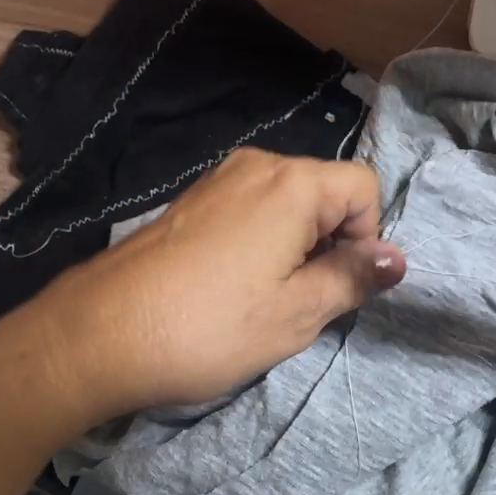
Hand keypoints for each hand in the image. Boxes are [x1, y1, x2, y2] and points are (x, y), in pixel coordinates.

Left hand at [1, 148, 406, 425]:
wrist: (98, 331)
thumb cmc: (207, 326)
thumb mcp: (295, 315)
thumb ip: (353, 278)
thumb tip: (397, 258)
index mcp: (291, 183)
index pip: (364, 186)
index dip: (366, 236)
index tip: (335, 283)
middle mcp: (259, 164)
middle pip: (326, 189)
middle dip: (330, 240)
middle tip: (300, 298)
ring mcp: (221, 176)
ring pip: (290, 199)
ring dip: (296, 243)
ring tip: (263, 295)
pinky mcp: (195, 196)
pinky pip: (254, 204)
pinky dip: (263, 237)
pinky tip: (231, 282)